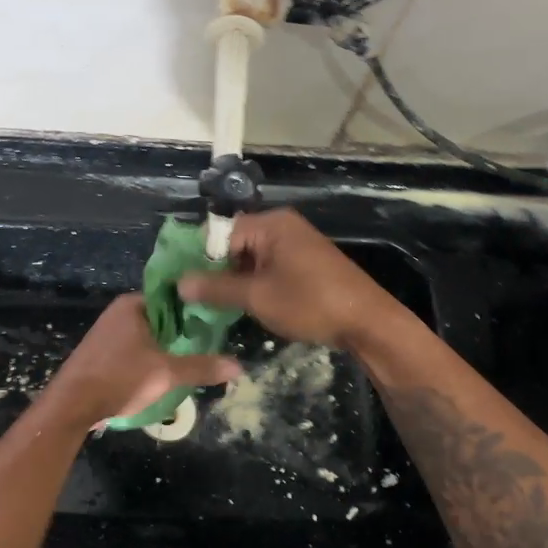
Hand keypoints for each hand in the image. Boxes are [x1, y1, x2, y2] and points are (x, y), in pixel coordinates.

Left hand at [42, 294, 241, 427]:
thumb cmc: (120, 378)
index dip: (196, 310)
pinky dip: (150, 358)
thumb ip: (202, 367)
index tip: (217, 325)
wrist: (72, 405)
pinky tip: (163, 375)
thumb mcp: (167, 374)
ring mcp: (108, 332)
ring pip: (149, 336)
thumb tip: (239, 367)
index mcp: (133, 305)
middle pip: (163, 318)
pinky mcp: (102, 353)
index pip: (174, 297)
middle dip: (183, 333)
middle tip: (209, 347)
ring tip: (191, 363)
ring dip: (167, 349)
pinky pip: (135, 349)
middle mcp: (119, 312)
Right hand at [178, 209, 403, 350]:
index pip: (220, 233)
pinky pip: (268, 268)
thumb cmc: (310, 303)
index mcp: (271, 224)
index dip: (199, 259)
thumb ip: (216, 288)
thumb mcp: (257, 297)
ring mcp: (295, 245)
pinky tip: (244, 307)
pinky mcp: (304, 264)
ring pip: (250, 259)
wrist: (367, 323)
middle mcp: (282, 227)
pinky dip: (254, 285)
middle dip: (215, 271)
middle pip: (234, 244)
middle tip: (195, 301)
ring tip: (213, 308)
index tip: (182, 286)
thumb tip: (179, 283)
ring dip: (234, 282)